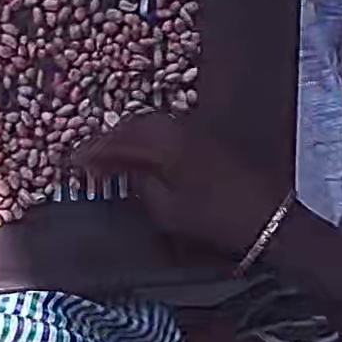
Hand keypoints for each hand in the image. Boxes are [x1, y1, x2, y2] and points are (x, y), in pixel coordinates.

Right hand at [74, 112, 288, 258]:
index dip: (94, 151)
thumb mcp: (169, 212)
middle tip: (90, 157)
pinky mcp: (207, 135)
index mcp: (165, 144)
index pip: (119, 141)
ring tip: (113, 154)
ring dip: (129, 135)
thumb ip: (142, 186)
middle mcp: (178, 128)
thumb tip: (129, 172)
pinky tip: (144, 153)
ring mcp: (195, 128)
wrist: (268, 217)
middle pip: (133, 125)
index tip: (74, 159)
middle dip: (110, 139)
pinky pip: (168, 128)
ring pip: (151, 123)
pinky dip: (149, 137)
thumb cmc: (216, 218)